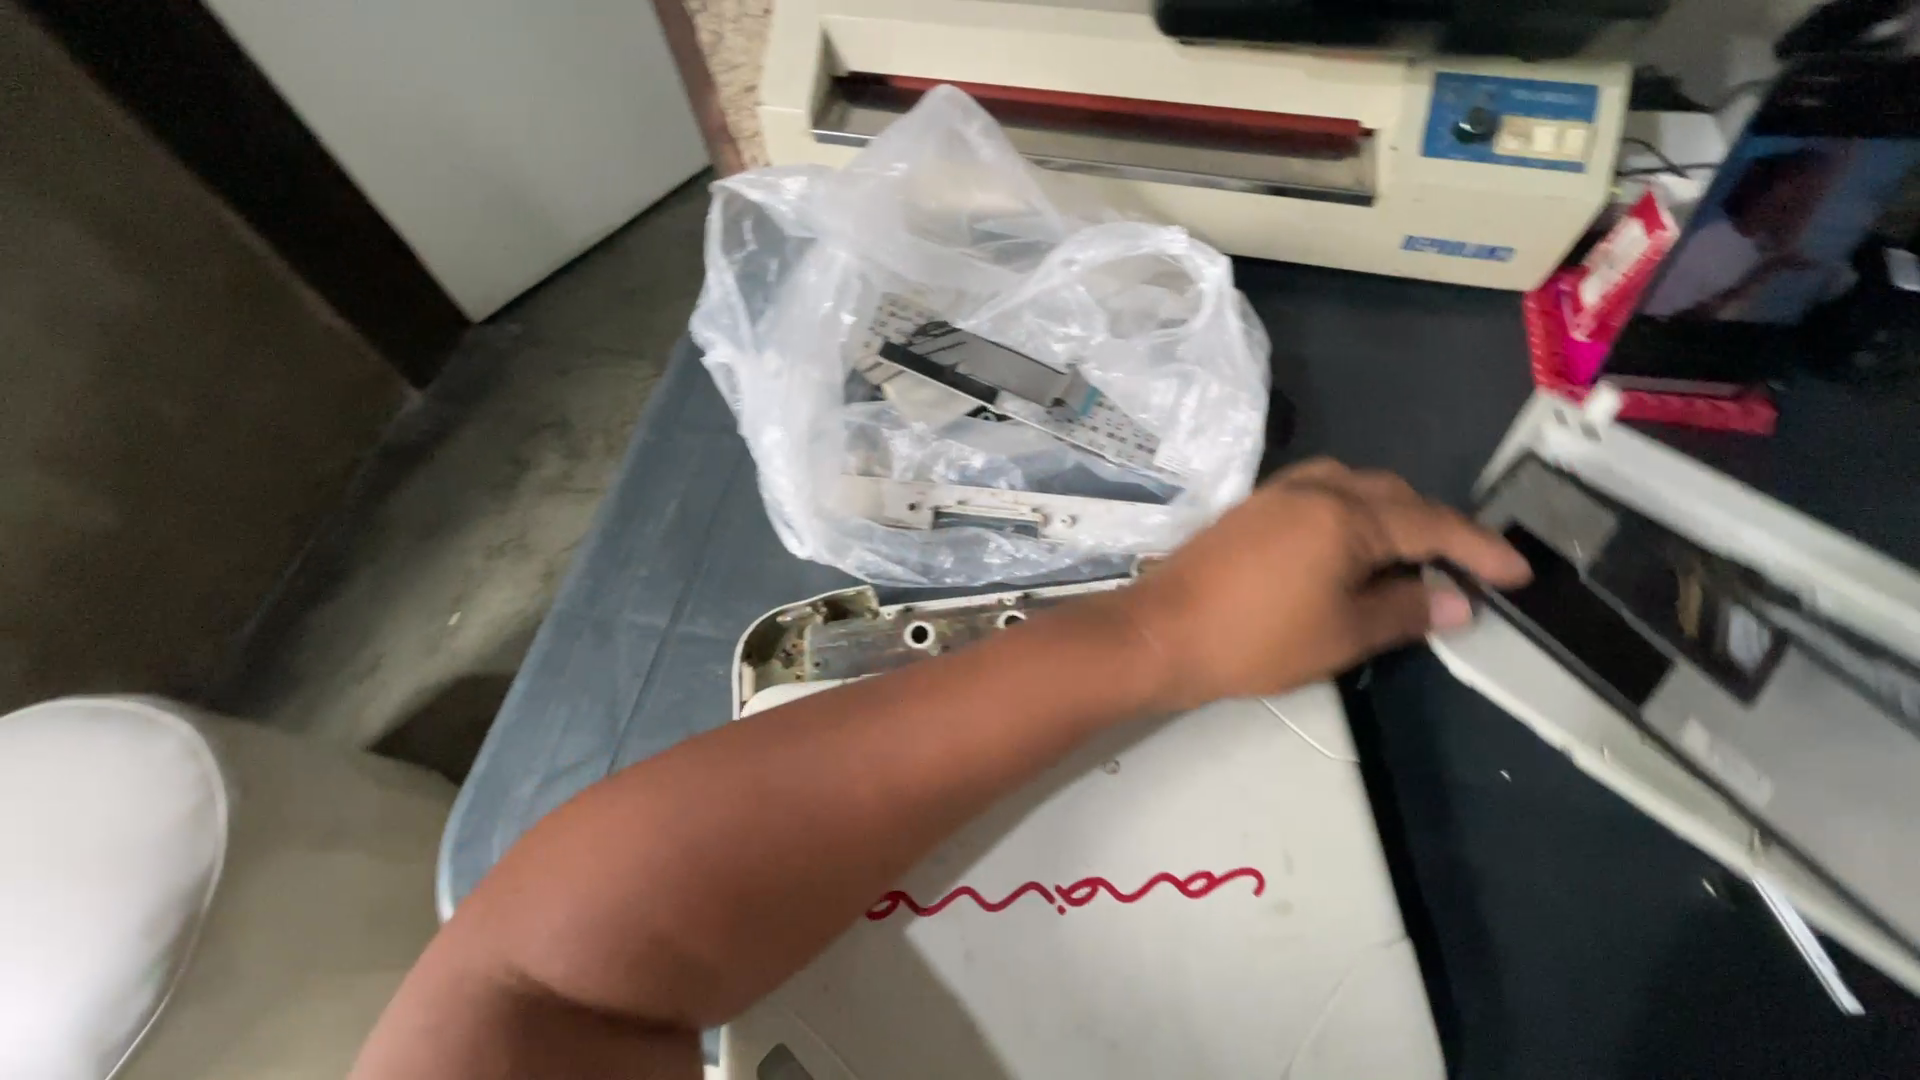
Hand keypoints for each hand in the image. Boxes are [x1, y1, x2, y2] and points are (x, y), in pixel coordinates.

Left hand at [1109, 459, 1531, 711]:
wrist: (1162, 631)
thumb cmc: (1256, 639)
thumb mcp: (1343, 634)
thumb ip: (1405, 611)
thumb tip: (1457, 601)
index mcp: (1346, 515)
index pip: (1432, 524)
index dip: (1480, 549)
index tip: (1518, 573)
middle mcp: (1314, 489)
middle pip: (1393, 495)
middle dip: (1433, 526)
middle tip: (1460, 567)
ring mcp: (1275, 493)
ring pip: (1352, 486)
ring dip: (1388, 513)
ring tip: (1406, 555)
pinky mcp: (1249, 508)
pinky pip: (1317, 494)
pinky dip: (1348, 513)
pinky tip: (1347, 547)